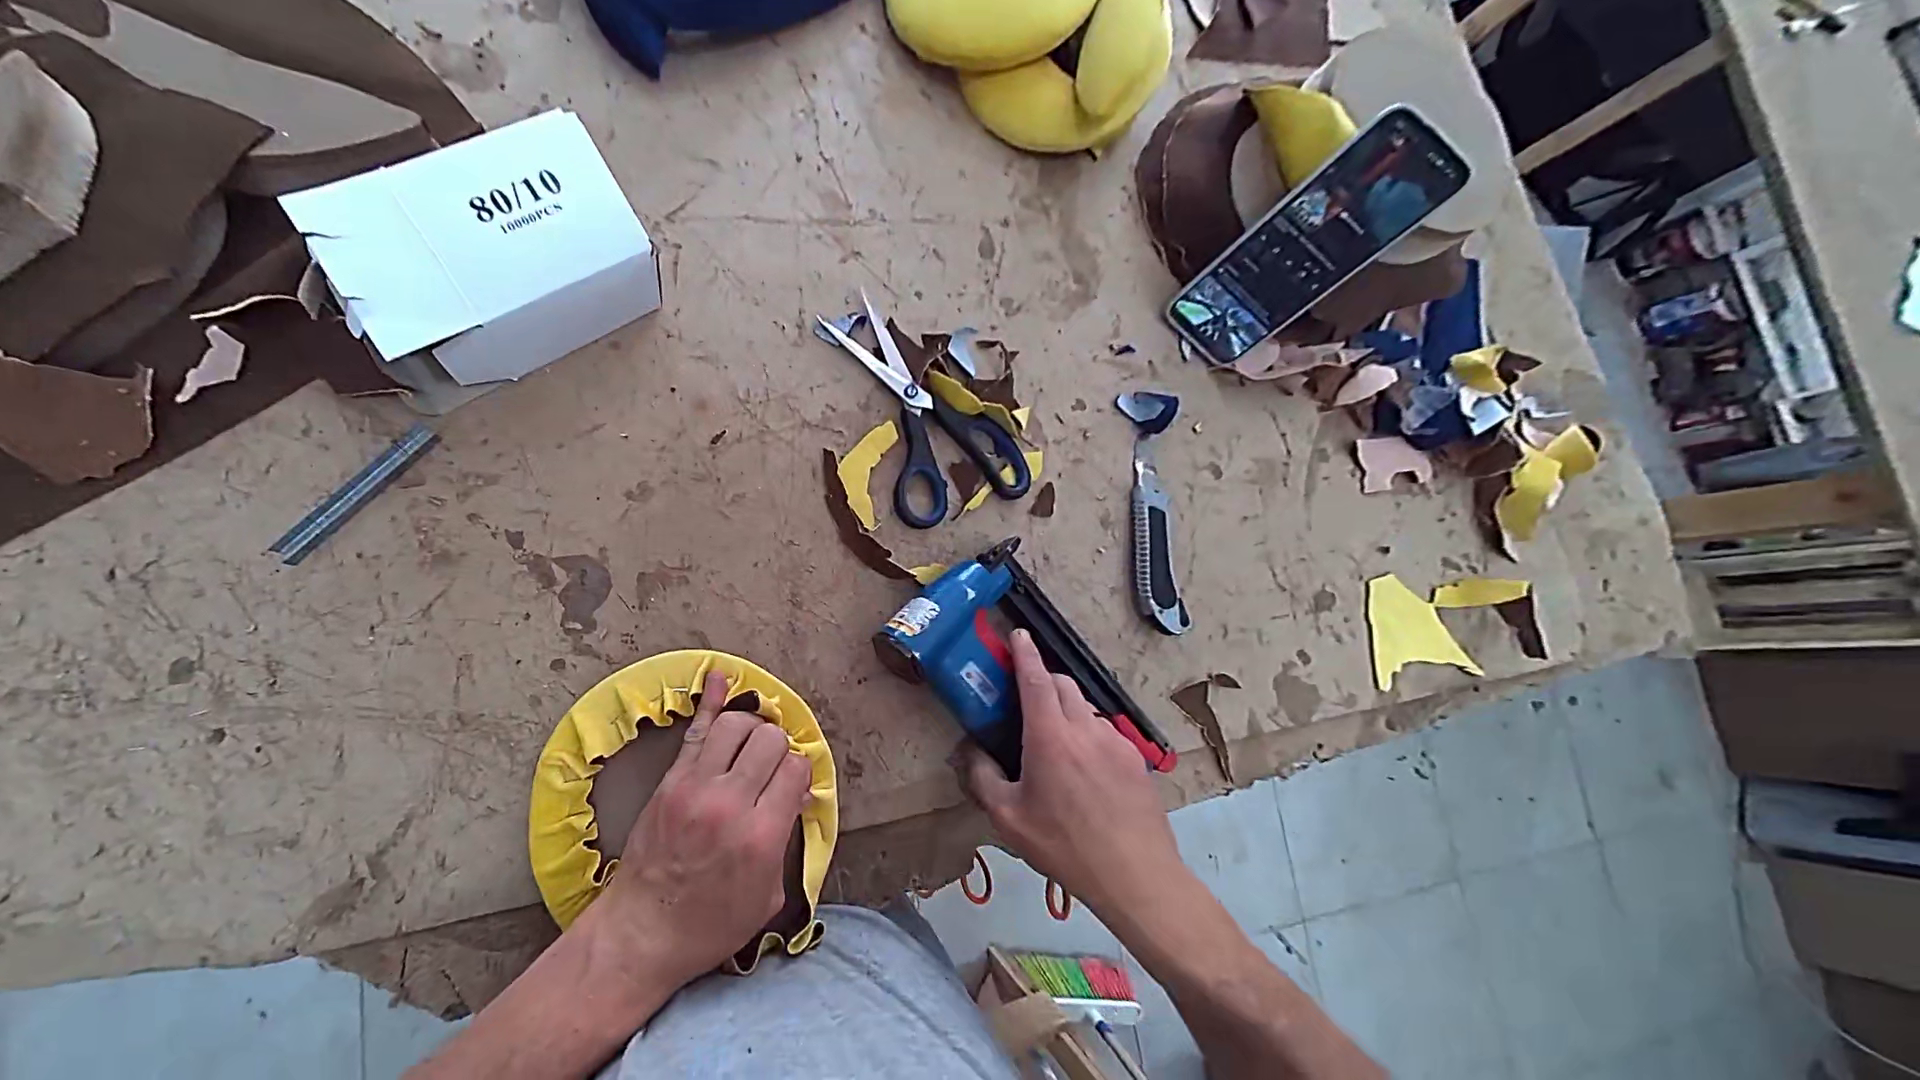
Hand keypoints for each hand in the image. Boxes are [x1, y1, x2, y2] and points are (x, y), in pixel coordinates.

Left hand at [588, 670, 812, 989]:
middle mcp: (730, 803)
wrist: (640, 935)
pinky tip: (722, 679)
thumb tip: (796, 793)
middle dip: (781, 748)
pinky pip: (696, 730)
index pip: (797, 769)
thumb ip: (787, 839)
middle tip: (773, 768)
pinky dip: (712, 702)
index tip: (794, 784)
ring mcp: (695, 788)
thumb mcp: (768, 894)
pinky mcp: (670, 783)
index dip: (801, 772)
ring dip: (753, 728)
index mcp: (761, 834)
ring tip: (753, 744)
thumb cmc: (709, 924)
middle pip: (771, 740)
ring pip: (738, 725)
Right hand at [956, 629, 1183, 912]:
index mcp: (1050, 737)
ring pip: (1085, 708)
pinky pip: (1104, 731)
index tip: (1019, 634)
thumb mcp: (1009, 819)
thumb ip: (983, 778)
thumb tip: (971, 752)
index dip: (1024, 653)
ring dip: (1066, 710)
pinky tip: (1084, 771)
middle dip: (1044, 680)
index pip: (1036, 679)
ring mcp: (1115, 741)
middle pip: (1063, 684)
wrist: (1135, 874)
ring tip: (1055, 746)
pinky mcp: (1135, 757)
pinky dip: (1088, 734)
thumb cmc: (1066, 847)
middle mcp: (1085, 729)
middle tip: (1027, 701)